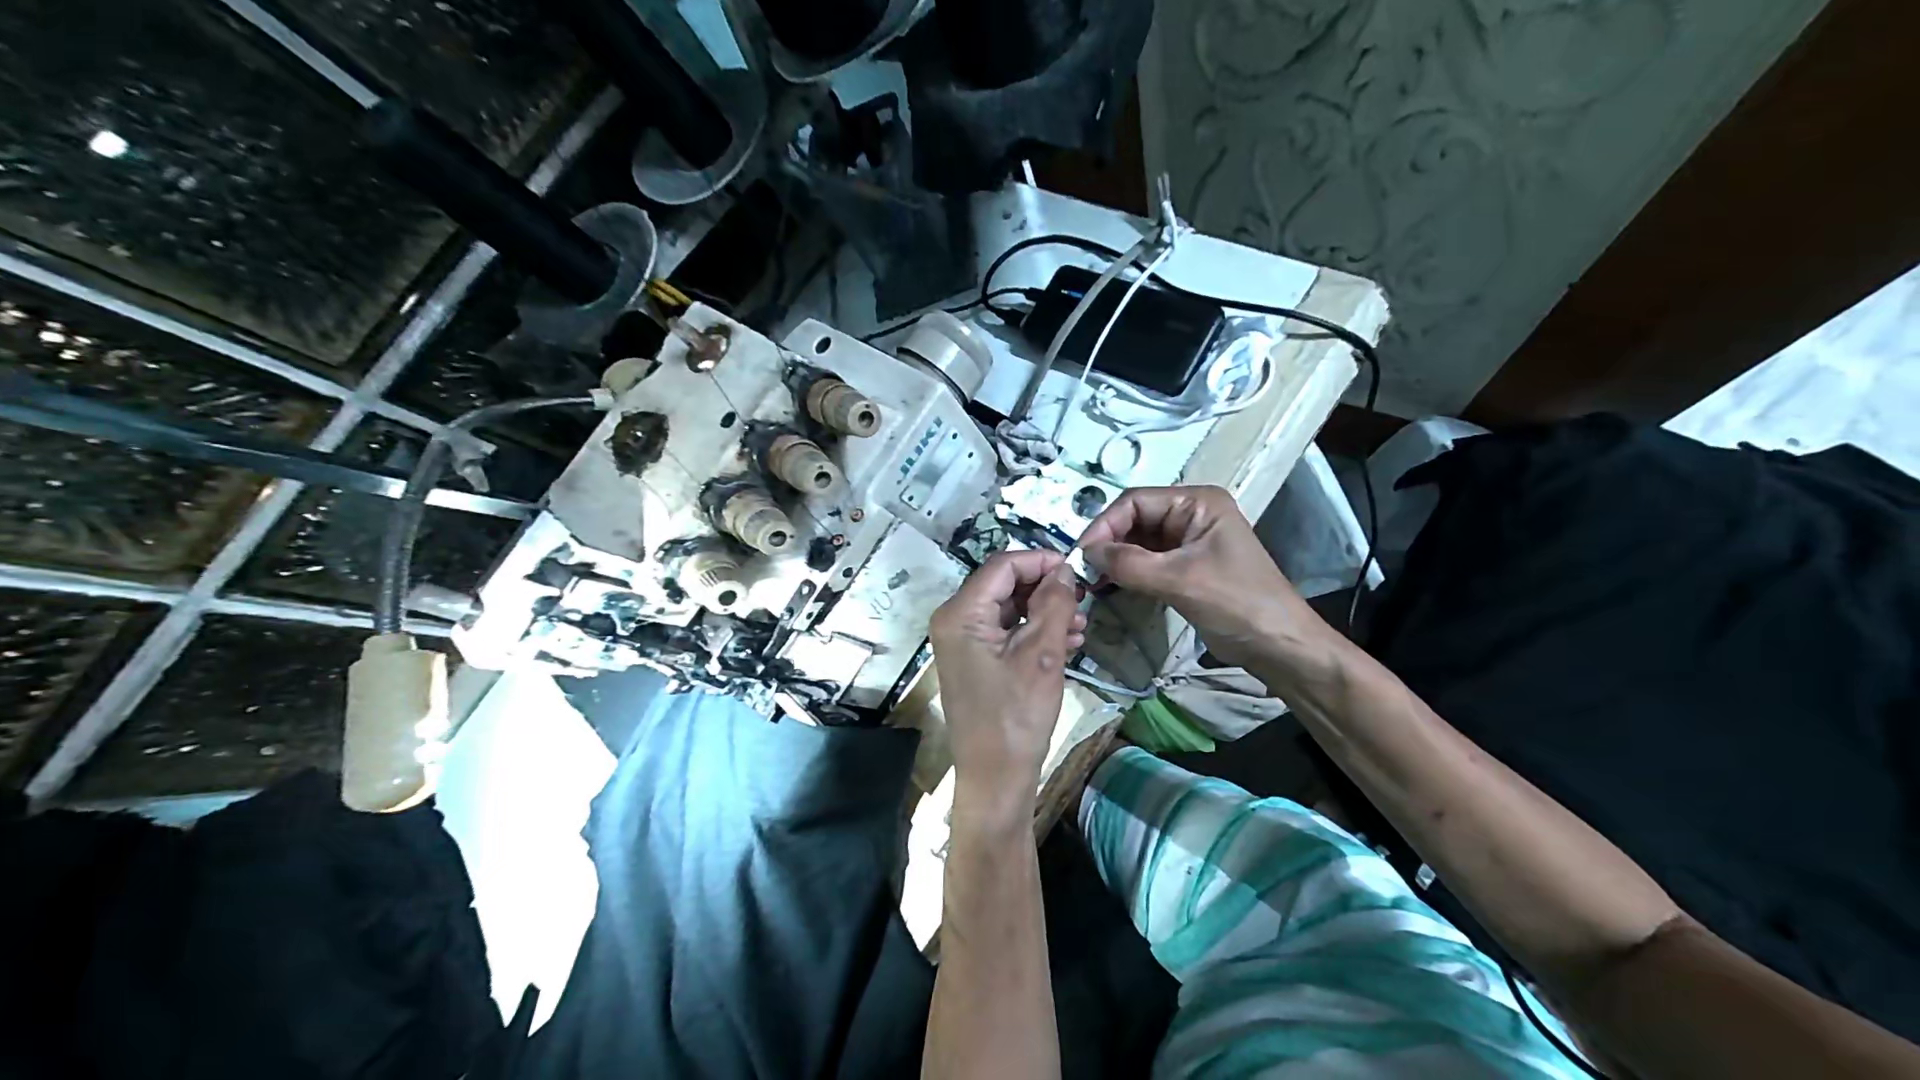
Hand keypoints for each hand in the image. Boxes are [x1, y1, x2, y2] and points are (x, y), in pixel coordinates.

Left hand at [929, 550, 1086, 814]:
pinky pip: (1005, 632)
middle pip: (1003, 585)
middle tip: (1082, 598)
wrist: (995, 777)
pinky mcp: (974, 661)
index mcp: (960, 614)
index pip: (1002, 565)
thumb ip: (1054, 604)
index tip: (1077, 570)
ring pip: (1008, 609)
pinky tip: (1067, 642)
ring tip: (1080, 624)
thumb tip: (1064, 570)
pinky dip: (1034, 632)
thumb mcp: (1042, 655)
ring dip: (1044, 611)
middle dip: (1044, 588)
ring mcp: (962, 642)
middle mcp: (954, 621)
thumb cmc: (1016, 716)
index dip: (1040, 561)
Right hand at [1078, 485, 1337, 672]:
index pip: (1136, 501)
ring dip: (1114, 559)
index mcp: (1197, 503)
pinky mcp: (1185, 567)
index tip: (1081, 555)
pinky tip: (1107, 586)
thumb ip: (1129, 563)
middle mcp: (1191, 514)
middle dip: (1108, 542)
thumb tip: (1086, 553)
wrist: (1278, 645)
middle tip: (1082, 571)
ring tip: (1090, 580)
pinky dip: (1126, 572)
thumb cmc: (1236, 603)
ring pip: (1137, 542)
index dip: (1105, 525)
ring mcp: (1188, 541)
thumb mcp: (1179, 580)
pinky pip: (1146, 561)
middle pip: (1134, 519)